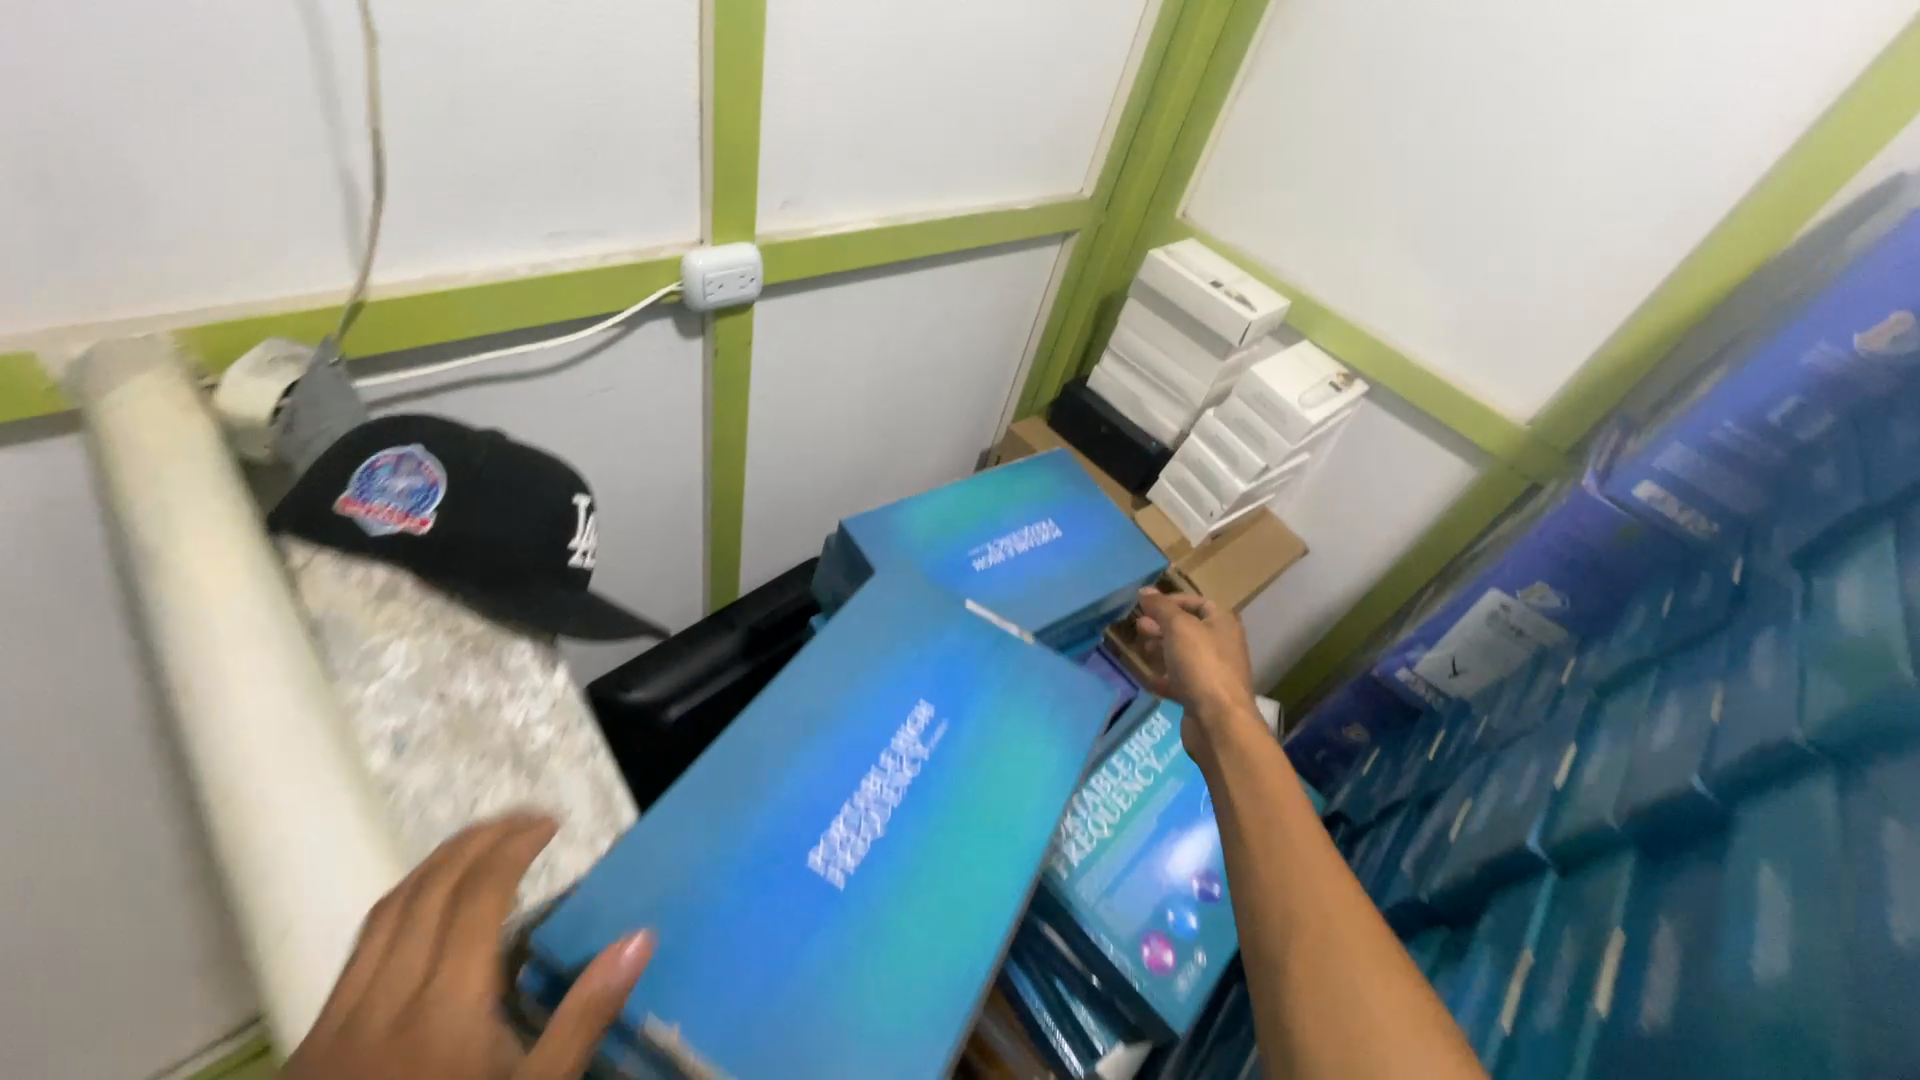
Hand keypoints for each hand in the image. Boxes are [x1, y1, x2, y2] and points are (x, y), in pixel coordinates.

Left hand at [284, 814, 653, 1079]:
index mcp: (445, 1009)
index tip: (551, 824)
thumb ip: (585, 1016)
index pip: (478, 896)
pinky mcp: (314, 1038)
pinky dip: (403, 903)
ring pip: (387, 910)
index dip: (514, 847)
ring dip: (437, 863)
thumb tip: (639, 938)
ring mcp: (340, 1017)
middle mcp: (386, 998)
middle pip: (429, 889)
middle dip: (479, 840)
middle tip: (525, 820)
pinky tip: (428, 906)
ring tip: (483, 844)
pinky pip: (362, 945)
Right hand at [1134, 588, 1258, 741]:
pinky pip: (1180, 680)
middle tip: (1139, 628)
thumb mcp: (1178, 627)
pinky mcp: (1202, 696)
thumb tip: (1145, 590)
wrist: (1219, 721)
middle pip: (1188, 629)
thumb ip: (1161, 607)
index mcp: (1223, 623)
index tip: (1146, 606)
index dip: (1172, 601)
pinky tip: (1147, 677)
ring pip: (1182, 655)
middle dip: (1162, 626)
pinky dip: (1164, 677)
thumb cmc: (1201, 665)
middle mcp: (1221, 645)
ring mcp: (1212, 672)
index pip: (1198, 603)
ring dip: (1161, 650)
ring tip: (1142, 650)